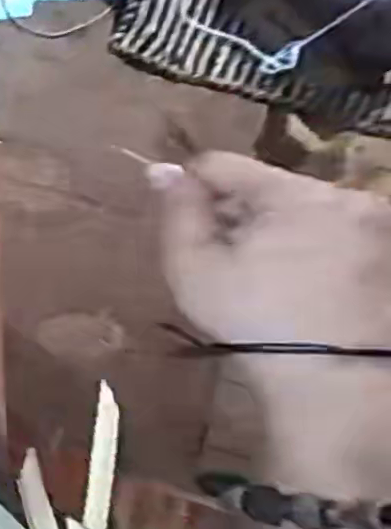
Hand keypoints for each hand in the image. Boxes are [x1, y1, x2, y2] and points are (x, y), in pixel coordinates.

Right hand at [157, 152, 390, 482]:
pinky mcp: (387, 242)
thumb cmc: (246, 310)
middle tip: (217, 253)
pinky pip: (329, 223)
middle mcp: (346, 196)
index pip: (223, 164)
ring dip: (269, 224)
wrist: (330, 365)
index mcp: (293, 196)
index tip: (178, 218)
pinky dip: (301, 239)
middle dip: (235, 209)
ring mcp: (376, 219)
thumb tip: (161, 169)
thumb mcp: (191, 261)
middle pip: (266, 184)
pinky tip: (290, 274)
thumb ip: (179, 210)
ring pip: (298, 204)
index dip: (189, 184)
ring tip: (256, 268)